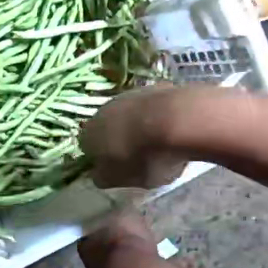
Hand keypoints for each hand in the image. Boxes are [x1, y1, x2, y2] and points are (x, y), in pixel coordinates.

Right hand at [79, 86, 195, 188]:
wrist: (179, 120)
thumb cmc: (144, 157)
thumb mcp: (121, 180)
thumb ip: (104, 177)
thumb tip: (98, 173)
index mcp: (88, 135)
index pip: (87, 150)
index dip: (101, 160)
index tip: (116, 170)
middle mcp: (101, 111)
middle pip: (107, 129)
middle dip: (119, 141)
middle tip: (137, 158)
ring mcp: (128, 95)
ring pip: (128, 115)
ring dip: (137, 127)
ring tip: (157, 144)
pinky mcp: (154, 87)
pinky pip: (150, 108)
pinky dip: (156, 117)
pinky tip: (172, 130)